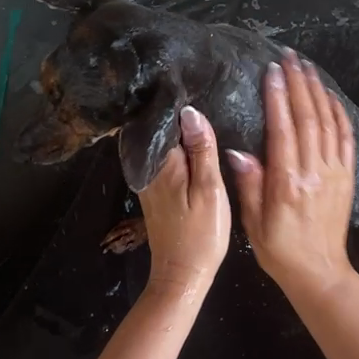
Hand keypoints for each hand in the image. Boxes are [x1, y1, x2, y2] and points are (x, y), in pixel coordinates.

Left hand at [136, 106, 230, 301]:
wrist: (182, 276)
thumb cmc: (201, 234)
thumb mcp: (210, 190)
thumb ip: (202, 150)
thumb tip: (190, 111)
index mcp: (162, 163)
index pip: (161, 119)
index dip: (173, 99)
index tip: (189, 82)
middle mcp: (148, 167)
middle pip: (156, 128)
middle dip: (170, 109)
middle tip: (196, 89)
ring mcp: (148, 180)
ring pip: (157, 142)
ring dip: (171, 127)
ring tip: (196, 108)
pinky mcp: (153, 190)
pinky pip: (159, 156)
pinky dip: (171, 144)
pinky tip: (189, 140)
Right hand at [227, 51, 358, 303]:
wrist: (319, 273)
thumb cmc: (279, 250)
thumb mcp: (254, 224)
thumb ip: (250, 185)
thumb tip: (238, 150)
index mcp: (287, 182)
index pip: (283, 130)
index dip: (278, 98)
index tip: (272, 71)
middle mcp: (314, 171)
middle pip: (307, 117)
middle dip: (298, 83)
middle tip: (289, 57)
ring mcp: (334, 172)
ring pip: (327, 121)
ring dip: (317, 91)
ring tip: (307, 66)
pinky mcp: (347, 175)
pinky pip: (345, 137)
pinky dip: (338, 113)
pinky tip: (330, 95)